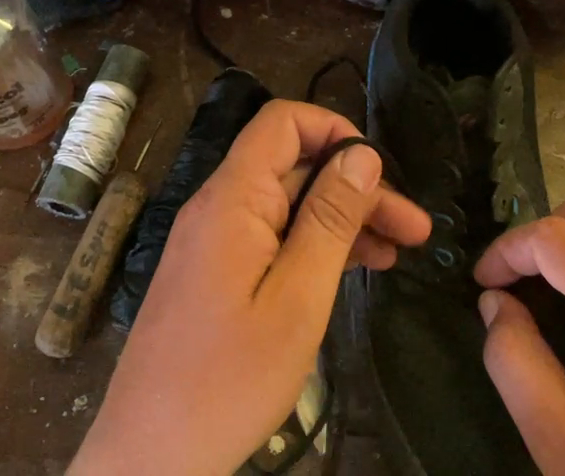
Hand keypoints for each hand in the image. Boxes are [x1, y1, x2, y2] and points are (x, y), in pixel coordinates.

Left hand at [72, 100, 431, 474]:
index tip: (380, 174)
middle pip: (295, 167)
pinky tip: (357, 269)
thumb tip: (362, 154)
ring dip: (344, 219)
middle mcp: (220, 207)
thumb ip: (329, 219)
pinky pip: (273, 238)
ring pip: (289, 205)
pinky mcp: (218, 274)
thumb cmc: (228, 381)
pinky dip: (316, 246)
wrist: (150, 459)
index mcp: (233, 199)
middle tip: (414, 229)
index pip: (283, 122)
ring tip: (397, 252)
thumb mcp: (296, 299)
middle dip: (357, 187)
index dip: (336, 131)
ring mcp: (217, 242)